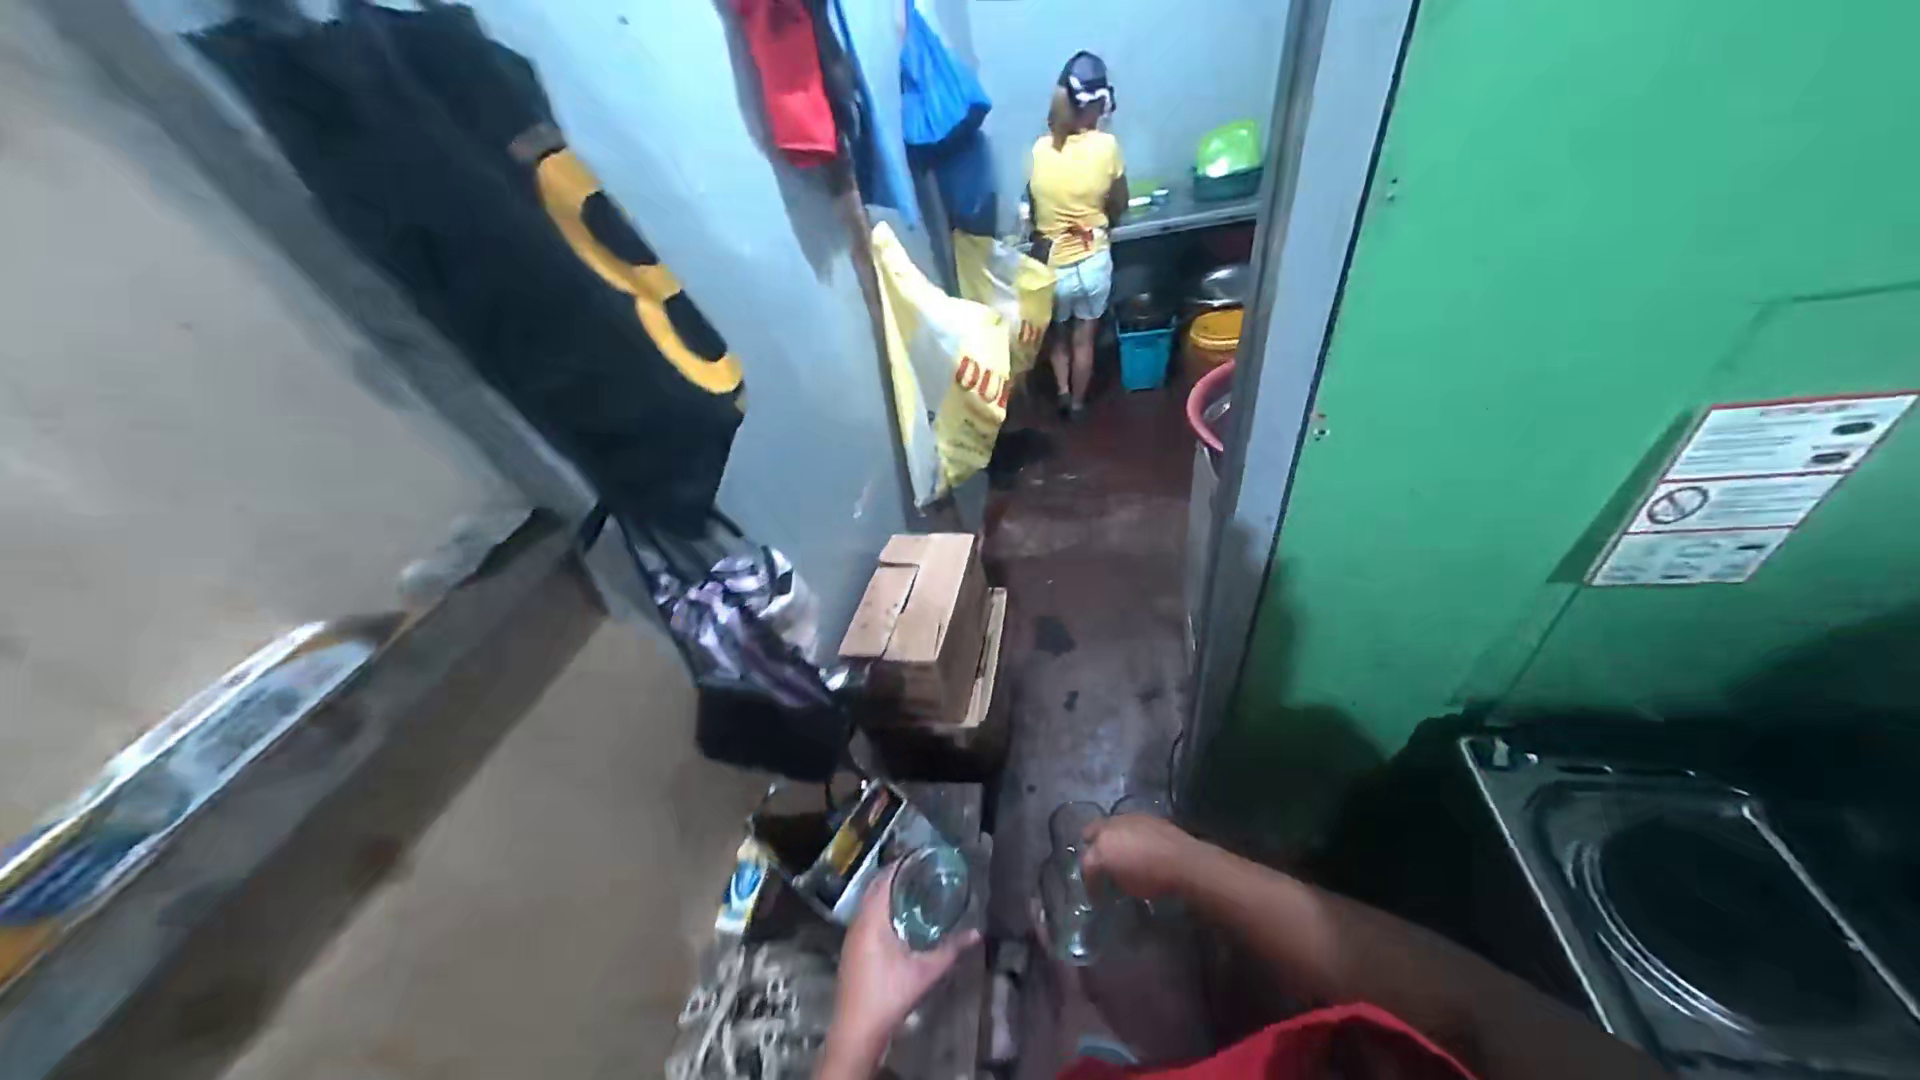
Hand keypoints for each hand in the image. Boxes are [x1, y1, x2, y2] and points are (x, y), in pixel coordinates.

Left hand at [828, 863, 981, 1056]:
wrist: (856, 1031)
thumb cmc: (889, 995)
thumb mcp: (925, 972)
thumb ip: (951, 950)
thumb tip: (976, 933)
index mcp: (872, 917)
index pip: (885, 877)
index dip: (902, 863)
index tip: (922, 856)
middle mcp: (858, 920)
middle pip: (876, 886)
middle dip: (898, 875)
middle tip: (924, 869)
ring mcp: (852, 934)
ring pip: (869, 901)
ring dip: (888, 890)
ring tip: (915, 886)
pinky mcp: (852, 947)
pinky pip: (866, 914)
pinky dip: (881, 906)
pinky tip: (899, 915)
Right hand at [1080, 814, 1204, 899]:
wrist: (1183, 861)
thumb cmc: (1153, 880)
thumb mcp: (1127, 887)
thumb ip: (1112, 878)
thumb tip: (1111, 877)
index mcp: (1101, 848)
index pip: (1086, 866)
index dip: (1091, 884)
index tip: (1097, 897)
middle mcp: (1108, 828)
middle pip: (1090, 834)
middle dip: (1092, 850)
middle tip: (1100, 865)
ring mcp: (1125, 818)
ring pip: (1107, 825)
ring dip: (1109, 839)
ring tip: (1118, 853)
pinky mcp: (1141, 815)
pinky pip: (1126, 823)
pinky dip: (1125, 834)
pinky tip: (1136, 845)